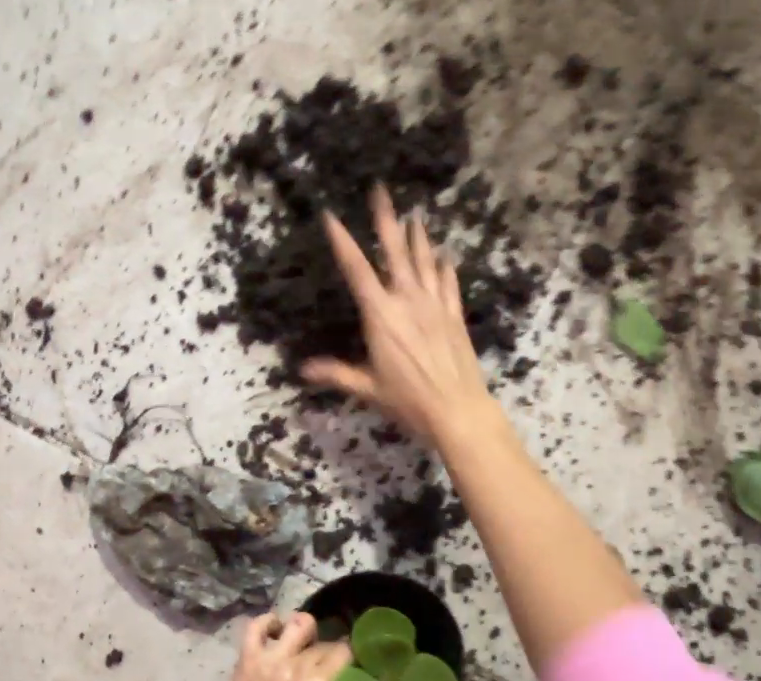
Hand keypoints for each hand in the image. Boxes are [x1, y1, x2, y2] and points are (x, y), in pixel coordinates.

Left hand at [207, 613, 351, 680]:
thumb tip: (336, 673)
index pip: (343, 652)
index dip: (347, 655)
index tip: (346, 660)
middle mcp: (297, 667)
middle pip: (321, 643)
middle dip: (325, 651)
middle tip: (319, 664)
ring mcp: (270, 661)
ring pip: (296, 626)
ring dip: (302, 631)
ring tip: (298, 643)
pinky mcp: (247, 662)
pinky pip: (257, 627)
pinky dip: (268, 623)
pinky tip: (274, 630)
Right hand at [302, 186, 504, 451]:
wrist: (457, 410)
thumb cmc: (408, 401)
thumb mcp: (367, 389)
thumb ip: (337, 374)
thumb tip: (303, 370)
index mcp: (381, 316)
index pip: (357, 271)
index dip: (343, 242)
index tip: (332, 217)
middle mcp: (407, 302)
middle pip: (395, 253)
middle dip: (386, 220)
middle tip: (381, 191)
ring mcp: (434, 307)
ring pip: (424, 263)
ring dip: (417, 238)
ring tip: (414, 216)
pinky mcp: (454, 317)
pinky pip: (448, 285)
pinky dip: (444, 268)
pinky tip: (444, 257)